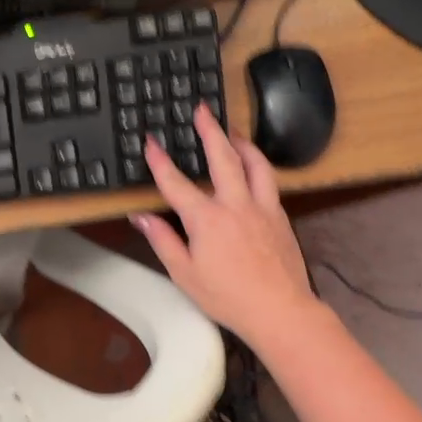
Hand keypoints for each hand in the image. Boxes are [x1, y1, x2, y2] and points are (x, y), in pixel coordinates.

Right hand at [129, 104, 316, 344]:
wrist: (280, 310)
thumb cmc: (227, 296)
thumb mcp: (183, 272)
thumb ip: (162, 239)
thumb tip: (141, 217)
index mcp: (206, 219)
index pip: (176, 183)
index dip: (160, 161)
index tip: (151, 142)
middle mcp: (236, 205)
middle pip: (223, 158)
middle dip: (210, 131)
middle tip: (203, 110)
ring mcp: (263, 208)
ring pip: (255, 164)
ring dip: (241, 143)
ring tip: (232, 131)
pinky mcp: (280, 218)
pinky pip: (269, 182)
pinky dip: (258, 167)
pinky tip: (253, 168)